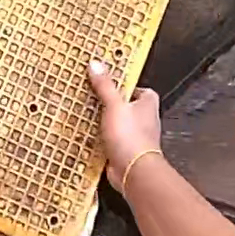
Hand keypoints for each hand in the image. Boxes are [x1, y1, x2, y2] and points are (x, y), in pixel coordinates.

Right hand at [87, 60, 161, 190]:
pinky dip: (101, 138)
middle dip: (112, 103)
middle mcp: (145, 120)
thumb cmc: (130, 136)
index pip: (141, 90)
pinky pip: (111, 140)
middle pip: (128, 107)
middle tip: (93, 97)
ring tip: (86, 114)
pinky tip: (88, 135)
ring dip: (105, 121)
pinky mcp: (124, 151)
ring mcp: (135, 137)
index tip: (111, 82)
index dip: (128, 86)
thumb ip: (105, 86)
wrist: (134, 172)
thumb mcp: (114, 105)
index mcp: (147, 105)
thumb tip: (96, 63)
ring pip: (119, 124)